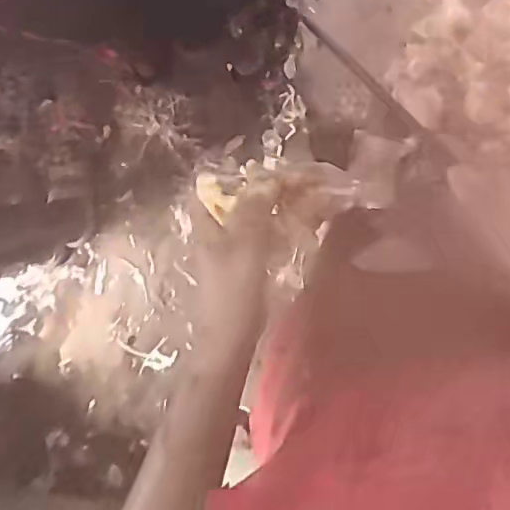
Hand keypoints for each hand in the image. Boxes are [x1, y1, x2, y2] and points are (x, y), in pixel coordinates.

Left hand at [185, 178, 286, 355]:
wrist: (231, 342)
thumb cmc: (234, 291)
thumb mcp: (245, 244)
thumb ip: (255, 207)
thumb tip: (266, 178)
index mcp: (206, 223)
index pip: (211, 186)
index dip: (235, 174)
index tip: (267, 168)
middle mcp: (214, 232)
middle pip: (236, 199)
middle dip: (264, 188)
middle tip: (294, 181)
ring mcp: (229, 250)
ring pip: (252, 216)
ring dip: (274, 205)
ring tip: (302, 197)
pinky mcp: (244, 266)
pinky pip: (262, 235)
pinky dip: (278, 225)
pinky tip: (298, 225)